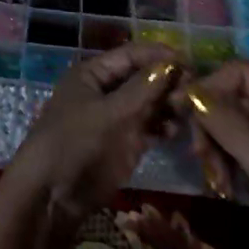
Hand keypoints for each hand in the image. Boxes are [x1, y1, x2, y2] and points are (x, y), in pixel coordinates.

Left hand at [3, 43, 179, 222]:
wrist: (53, 193)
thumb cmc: (74, 142)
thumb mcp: (108, 113)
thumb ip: (141, 89)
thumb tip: (171, 64)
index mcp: (92, 74)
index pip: (130, 55)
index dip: (158, 56)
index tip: (190, 62)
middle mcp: (106, 90)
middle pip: (143, 77)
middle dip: (167, 81)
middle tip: (194, 91)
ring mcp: (116, 116)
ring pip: (150, 102)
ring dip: (169, 104)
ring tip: (187, 112)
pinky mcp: (126, 141)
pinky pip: (150, 125)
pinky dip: (164, 126)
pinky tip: (175, 131)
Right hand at [186, 61, 248, 248]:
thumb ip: (232, 129)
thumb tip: (191, 93)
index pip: (243, 73)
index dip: (210, 88)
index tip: (182, 113)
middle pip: (233, 94)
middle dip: (211, 123)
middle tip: (199, 156)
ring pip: (230, 118)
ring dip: (214, 145)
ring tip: (214, 178)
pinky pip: (237, 139)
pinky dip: (224, 157)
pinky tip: (222, 183)